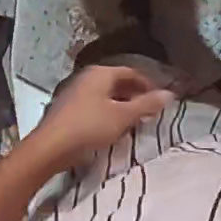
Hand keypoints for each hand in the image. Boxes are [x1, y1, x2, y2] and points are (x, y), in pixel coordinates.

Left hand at [22, 66, 175, 171]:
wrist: (51, 147)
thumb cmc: (90, 127)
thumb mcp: (123, 116)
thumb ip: (146, 104)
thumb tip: (170, 94)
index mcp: (100, 74)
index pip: (131, 73)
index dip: (148, 85)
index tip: (161, 100)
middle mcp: (86, 78)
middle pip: (117, 83)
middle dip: (135, 97)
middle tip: (149, 113)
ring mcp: (74, 93)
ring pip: (105, 96)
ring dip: (121, 107)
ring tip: (134, 123)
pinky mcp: (67, 109)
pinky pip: (93, 107)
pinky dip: (107, 114)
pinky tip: (112, 130)